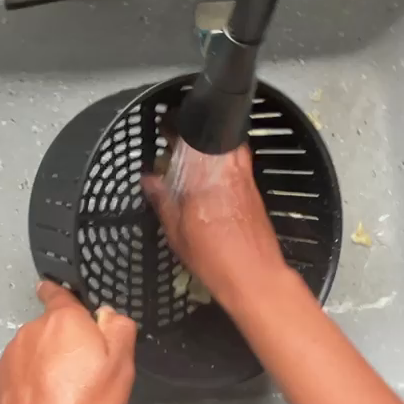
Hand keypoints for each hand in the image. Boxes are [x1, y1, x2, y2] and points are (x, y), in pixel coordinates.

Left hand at [0, 282, 136, 403]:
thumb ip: (119, 331)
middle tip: (86, 375)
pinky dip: (34, 385)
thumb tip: (107, 315)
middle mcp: (31, 331)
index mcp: (62, 320)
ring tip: (67, 398)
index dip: (67, 299)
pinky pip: (22, 374)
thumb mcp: (121, 369)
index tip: (72, 306)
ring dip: (50, 365)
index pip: (60, 294)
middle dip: (67, 343)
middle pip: (53, 328)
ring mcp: (10, 358)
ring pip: (37, 352)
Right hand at [143, 144, 293, 311]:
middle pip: (214, 136)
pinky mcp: (255, 188)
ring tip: (194, 161)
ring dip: (211, 148)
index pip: (191, 136)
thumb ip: (162, 200)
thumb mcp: (176, 231)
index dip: (176, 128)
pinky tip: (210, 181)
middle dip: (196, 136)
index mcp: (205, 174)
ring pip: (228, 147)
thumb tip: (148, 178)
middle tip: (179, 145)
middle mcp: (228, 168)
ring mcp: (245, 176)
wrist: (255, 275)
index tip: (165, 128)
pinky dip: (222, 164)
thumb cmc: (213, 257)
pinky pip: (237, 163)